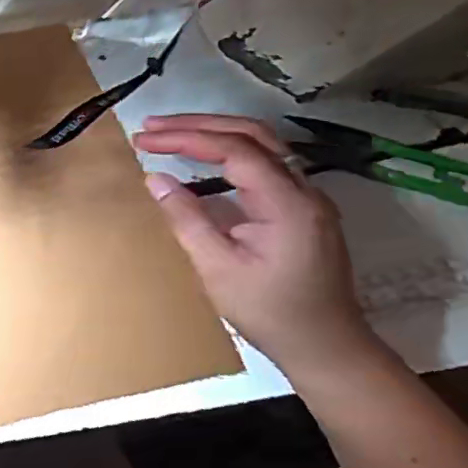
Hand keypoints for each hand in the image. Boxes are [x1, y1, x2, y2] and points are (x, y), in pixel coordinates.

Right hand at [133, 115, 386, 377]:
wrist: (324, 342)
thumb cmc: (268, 309)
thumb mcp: (217, 266)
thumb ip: (187, 218)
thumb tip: (155, 179)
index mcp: (287, 204)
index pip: (236, 151)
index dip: (186, 139)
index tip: (142, 140)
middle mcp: (304, 192)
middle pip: (254, 135)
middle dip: (199, 125)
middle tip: (150, 126)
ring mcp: (305, 199)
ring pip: (261, 145)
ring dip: (213, 133)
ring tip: (168, 133)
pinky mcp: (297, 209)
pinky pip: (262, 165)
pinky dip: (225, 152)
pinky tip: (197, 159)